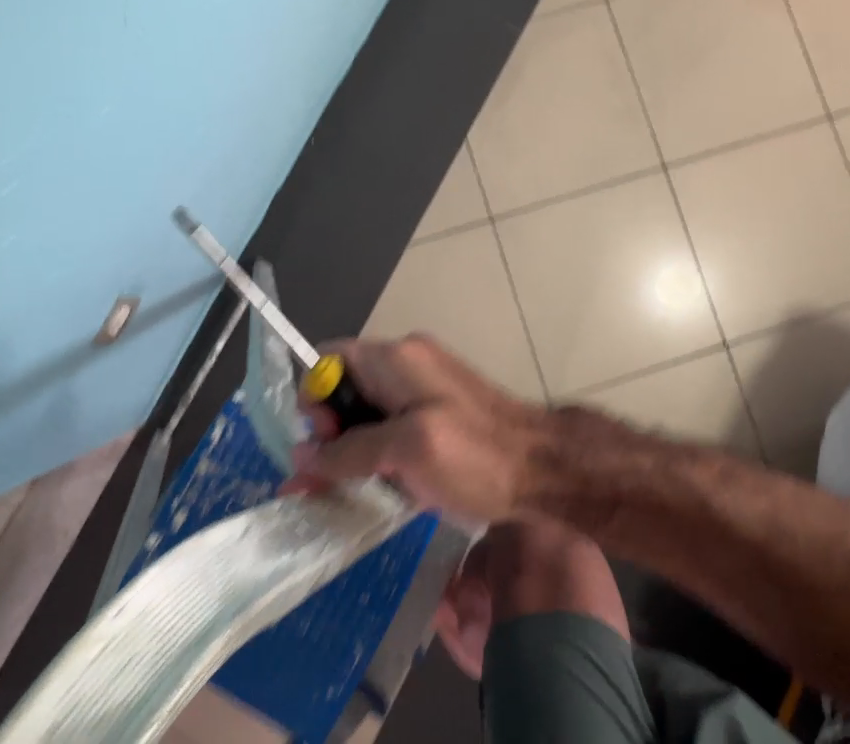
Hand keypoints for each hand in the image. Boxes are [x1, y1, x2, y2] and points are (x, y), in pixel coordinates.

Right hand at [285, 334, 546, 524]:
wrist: (546, 471)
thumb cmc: (476, 456)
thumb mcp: (407, 451)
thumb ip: (350, 450)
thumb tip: (303, 456)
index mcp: (396, 358)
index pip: (328, 361)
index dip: (314, 400)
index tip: (324, 444)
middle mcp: (406, 364)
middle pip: (344, 390)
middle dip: (327, 433)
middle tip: (328, 478)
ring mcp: (424, 390)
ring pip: (366, 415)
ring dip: (350, 451)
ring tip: (346, 490)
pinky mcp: (438, 417)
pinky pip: (391, 430)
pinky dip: (378, 456)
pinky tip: (379, 488)